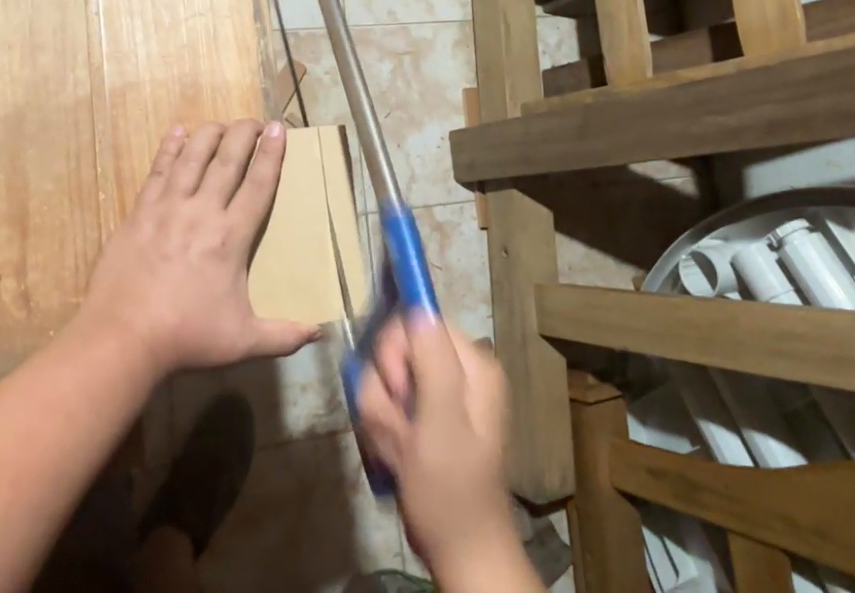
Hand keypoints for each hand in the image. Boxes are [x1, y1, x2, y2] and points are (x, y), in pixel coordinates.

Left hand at [78, 120, 321, 377]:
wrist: (122, 337)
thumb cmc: (186, 337)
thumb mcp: (242, 340)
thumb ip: (283, 335)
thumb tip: (320, 333)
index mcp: (231, 236)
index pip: (258, 184)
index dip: (271, 154)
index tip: (279, 129)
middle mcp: (202, 212)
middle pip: (227, 161)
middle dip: (243, 134)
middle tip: (254, 121)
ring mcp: (167, 209)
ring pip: (191, 158)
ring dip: (209, 135)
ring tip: (221, 123)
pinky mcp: (138, 214)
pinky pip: (158, 172)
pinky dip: (169, 149)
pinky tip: (177, 133)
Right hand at [357, 315, 526, 585]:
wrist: (458, 547)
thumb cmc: (450, 489)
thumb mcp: (441, 424)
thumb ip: (433, 362)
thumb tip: (420, 307)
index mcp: (472, 364)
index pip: (420, 320)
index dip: (398, 349)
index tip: (399, 388)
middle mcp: (459, 371)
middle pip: (399, 348)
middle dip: (387, 387)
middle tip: (399, 424)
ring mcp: (440, 395)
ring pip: (387, 378)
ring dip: (382, 413)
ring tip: (398, 447)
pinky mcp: (424, 417)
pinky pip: (387, 403)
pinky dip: (383, 428)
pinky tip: (395, 454)